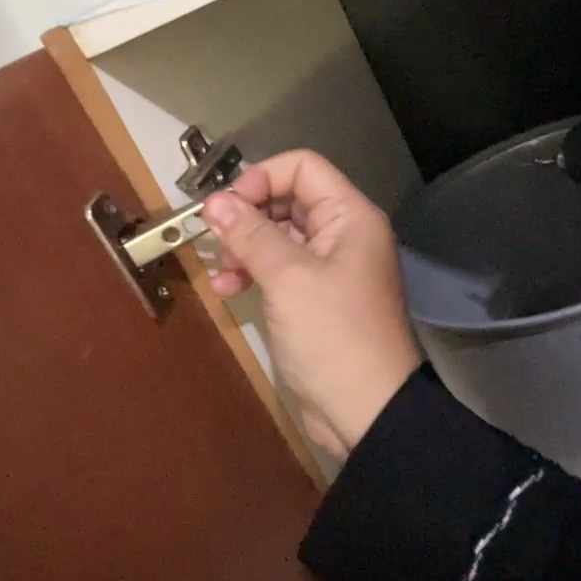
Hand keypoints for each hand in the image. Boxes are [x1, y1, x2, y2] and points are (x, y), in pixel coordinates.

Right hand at [203, 151, 422, 457]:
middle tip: (215, 237)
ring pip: (279, 235)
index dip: (262, 178)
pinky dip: (252, 272)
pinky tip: (225, 288)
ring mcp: (329, 267)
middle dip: (248, 214)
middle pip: (288, 199)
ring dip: (244, 245)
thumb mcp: (288, 279)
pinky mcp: (314, 297)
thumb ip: (250, 235)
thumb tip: (214, 201)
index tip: (228, 206)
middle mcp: (342, 233)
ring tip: (218, 266)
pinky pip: (279, 269)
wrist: (366, 412)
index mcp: (350, 216)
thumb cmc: (333, 335)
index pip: (303, 168)